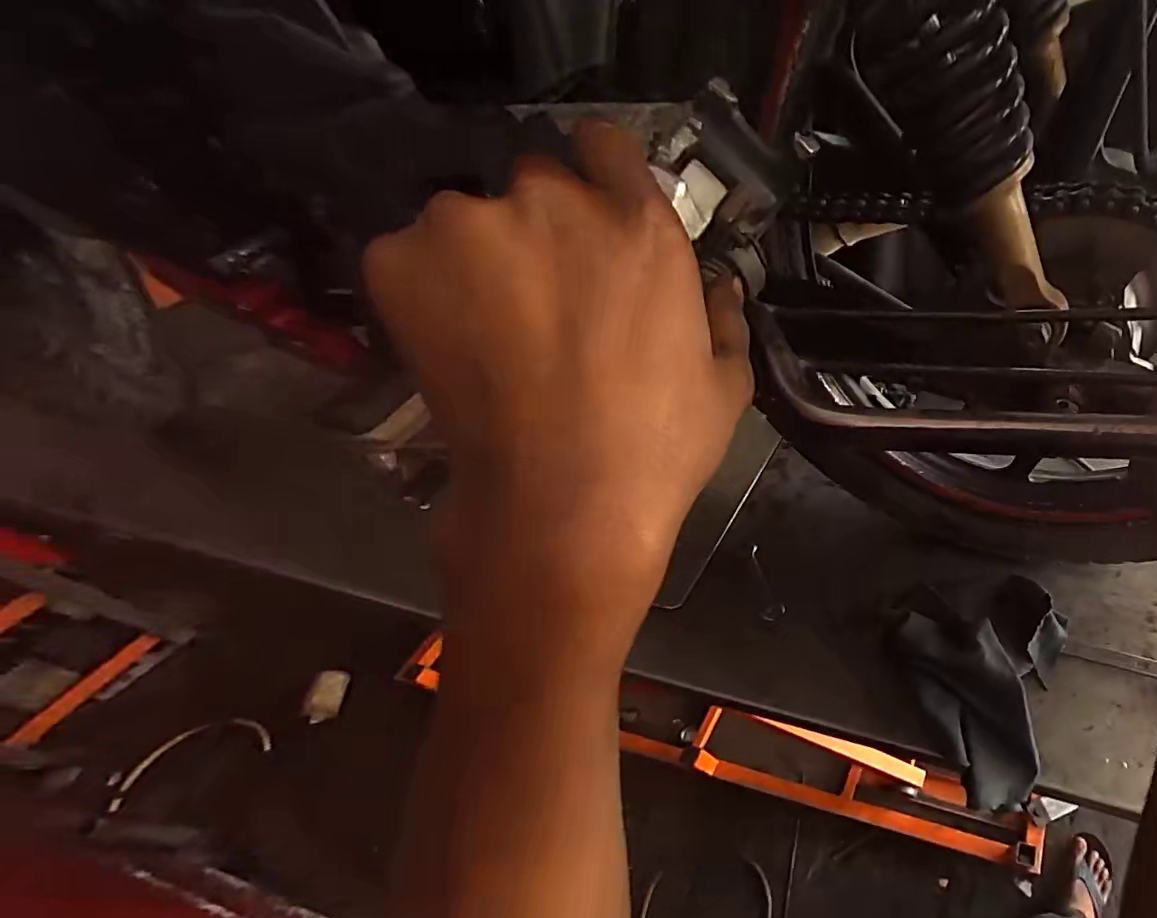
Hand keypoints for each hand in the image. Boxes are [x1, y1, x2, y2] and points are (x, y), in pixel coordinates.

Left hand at [363, 120, 752, 594]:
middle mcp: (553, 203)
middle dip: (552, 228)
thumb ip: (724, 320)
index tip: (604, 214)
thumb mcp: (726, 387)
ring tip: (510, 334)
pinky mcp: (398, 259)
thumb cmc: (664, 444)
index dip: (606, 175)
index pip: (608, 145)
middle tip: (561, 299)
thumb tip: (718, 285)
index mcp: (642, 231)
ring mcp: (468, 225)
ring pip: (477, 220)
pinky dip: (438, 288)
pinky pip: (421, 255)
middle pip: (541, 183)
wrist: (565, 500)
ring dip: (493, 257)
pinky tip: (466, 347)